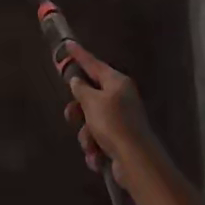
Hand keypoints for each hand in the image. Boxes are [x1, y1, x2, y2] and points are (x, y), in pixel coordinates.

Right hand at [60, 41, 157, 179]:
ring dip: (86, 135)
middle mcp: (120, 97)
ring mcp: (121, 120)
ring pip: (91, 122)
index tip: (68, 44)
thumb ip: (81, 89)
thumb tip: (77, 80)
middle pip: (90, 97)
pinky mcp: (120, 141)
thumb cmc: (113, 123)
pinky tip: (97, 158)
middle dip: (79, 111)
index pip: (93, 63)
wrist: (135, 161)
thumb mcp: (92, 102)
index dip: (79, 55)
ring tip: (91, 145)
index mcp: (117, 82)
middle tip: (71, 116)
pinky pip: (99, 140)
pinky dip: (95, 149)